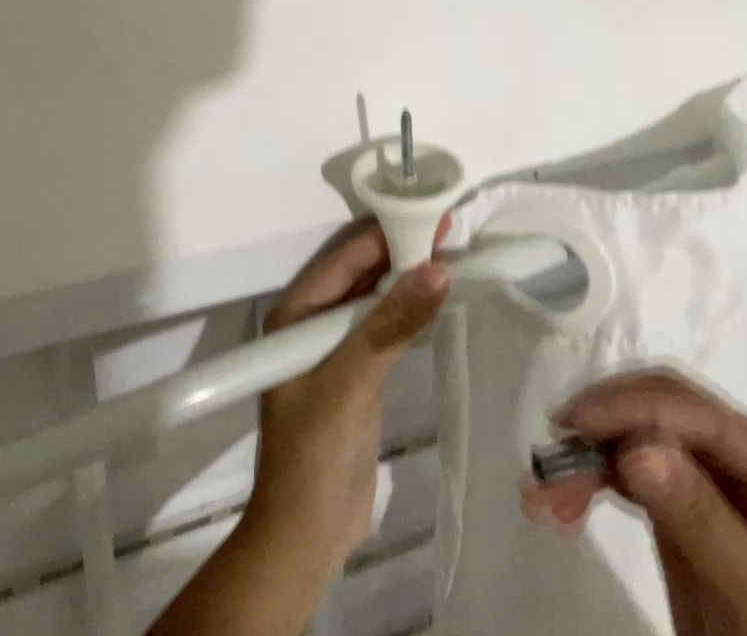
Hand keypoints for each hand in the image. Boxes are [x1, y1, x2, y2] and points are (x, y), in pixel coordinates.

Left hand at [248, 219, 452, 566]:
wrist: (308, 529)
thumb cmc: (316, 450)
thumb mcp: (351, 380)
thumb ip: (391, 325)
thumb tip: (437, 269)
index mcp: (294, 318)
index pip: (343, 261)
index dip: (385, 236)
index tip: (430, 216)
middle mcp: (309, 327)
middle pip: (358, 279)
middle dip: (400, 256)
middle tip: (450, 234)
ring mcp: (332, 354)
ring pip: (373, 305)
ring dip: (407, 285)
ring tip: (453, 260)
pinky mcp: (354, 379)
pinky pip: (382, 334)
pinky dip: (407, 318)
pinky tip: (436, 305)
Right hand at [524, 369, 746, 635]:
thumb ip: (703, 522)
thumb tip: (635, 448)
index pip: (706, 418)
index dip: (636, 409)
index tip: (574, 422)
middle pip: (667, 417)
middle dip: (604, 431)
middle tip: (549, 464)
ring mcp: (720, 490)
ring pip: (640, 444)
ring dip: (589, 460)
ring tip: (542, 500)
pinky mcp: (686, 515)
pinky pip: (632, 479)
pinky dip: (593, 485)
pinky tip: (560, 508)